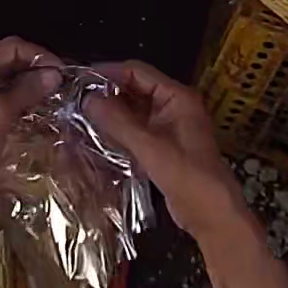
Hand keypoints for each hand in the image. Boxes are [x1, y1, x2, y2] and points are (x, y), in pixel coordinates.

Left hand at [0, 37, 63, 201]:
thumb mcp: (0, 115)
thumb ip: (27, 90)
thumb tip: (52, 75)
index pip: (12, 47)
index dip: (40, 56)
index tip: (62, 72)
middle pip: (10, 59)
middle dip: (36, 70)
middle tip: (62, 86)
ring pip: (8, 76)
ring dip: (30, 85)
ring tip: (55, 97)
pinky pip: (1, 91)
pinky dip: (19, 97)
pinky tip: (37, 107)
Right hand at [86, 60, 247, 242]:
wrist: (213, 216)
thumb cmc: (189, 178)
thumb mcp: (150, 147)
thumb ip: (117, 121)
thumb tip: (87, 99)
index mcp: (176, 97)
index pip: (137, 71)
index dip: (108, 72)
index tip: (80, 80)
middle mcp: (171, 106)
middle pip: (133, 89)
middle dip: (106, 93)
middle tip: (75, 100)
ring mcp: (166, 125)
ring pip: (131, 110)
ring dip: (109, 113)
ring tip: (79, 117)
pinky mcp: (160, 144)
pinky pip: (133, 129)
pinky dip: (116, 130)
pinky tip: (95, 136)